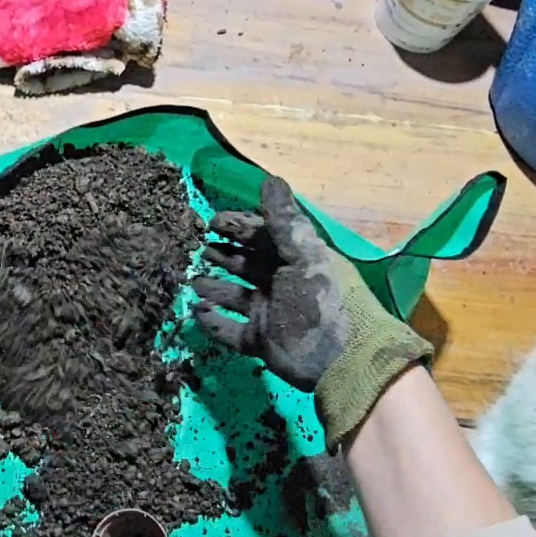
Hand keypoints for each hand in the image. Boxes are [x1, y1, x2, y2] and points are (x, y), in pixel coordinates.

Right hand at [191, 178, 431, 446]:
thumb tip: (269, 178)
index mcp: (294, 259)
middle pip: (246, 265)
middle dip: (223, 255)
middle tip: (199, 248)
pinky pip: (230, 330)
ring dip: (214, 287)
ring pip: (234, 296)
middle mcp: (280, 283)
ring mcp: (270, 313)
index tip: (211, 222)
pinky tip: (198, 312)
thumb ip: (284, 220)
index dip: (238, 227)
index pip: (262, 237)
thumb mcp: (305, 255)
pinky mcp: (261, 341)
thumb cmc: (324, 299)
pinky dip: (214, 323)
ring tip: (192, 280)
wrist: (343, 359)